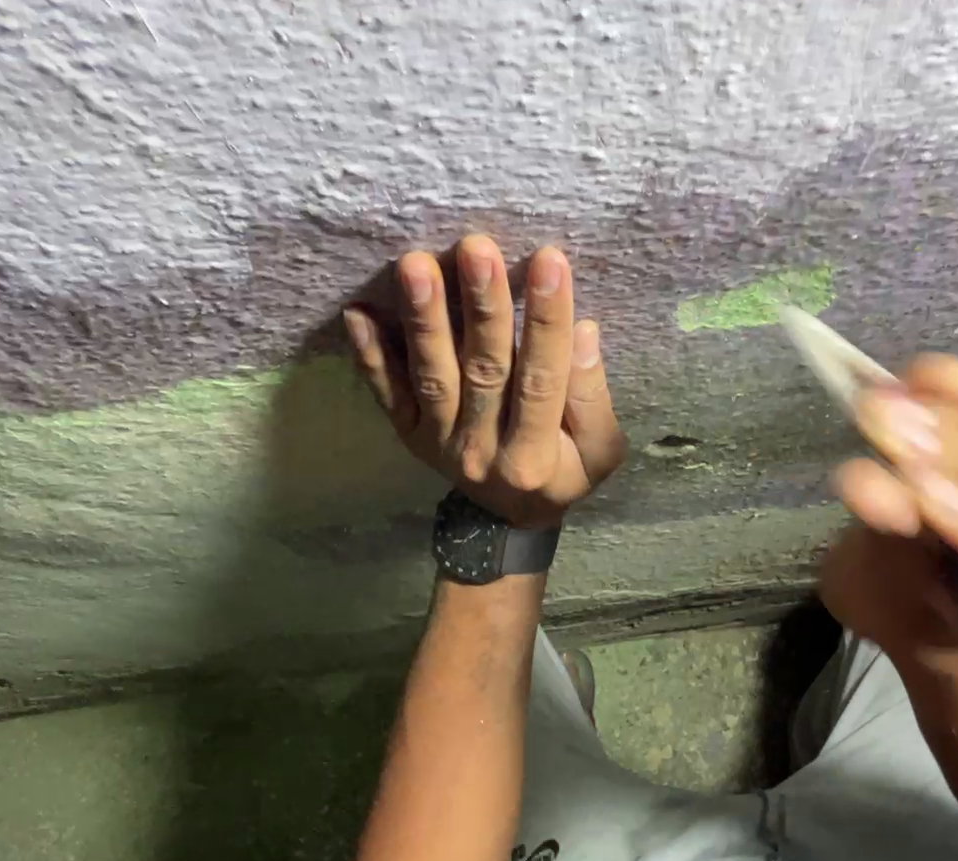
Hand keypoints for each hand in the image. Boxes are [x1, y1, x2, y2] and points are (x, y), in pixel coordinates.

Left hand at [342, 235, 624, 528]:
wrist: (513, 516)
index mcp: (533, 456)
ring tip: (416, 267)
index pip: (542, 380)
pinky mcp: (410, 434)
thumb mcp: (599, 452)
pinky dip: (370, 356)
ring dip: (424, 320)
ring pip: (431, 376)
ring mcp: (439, 442)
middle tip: (476, 248)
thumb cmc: (564, 472)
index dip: (546, 321)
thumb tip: (582, 332)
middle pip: (483, 370)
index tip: (549, 261)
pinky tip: (358, 314)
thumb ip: (593, 399)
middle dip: (481, 307)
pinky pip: (387, 395)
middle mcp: (481, 450)